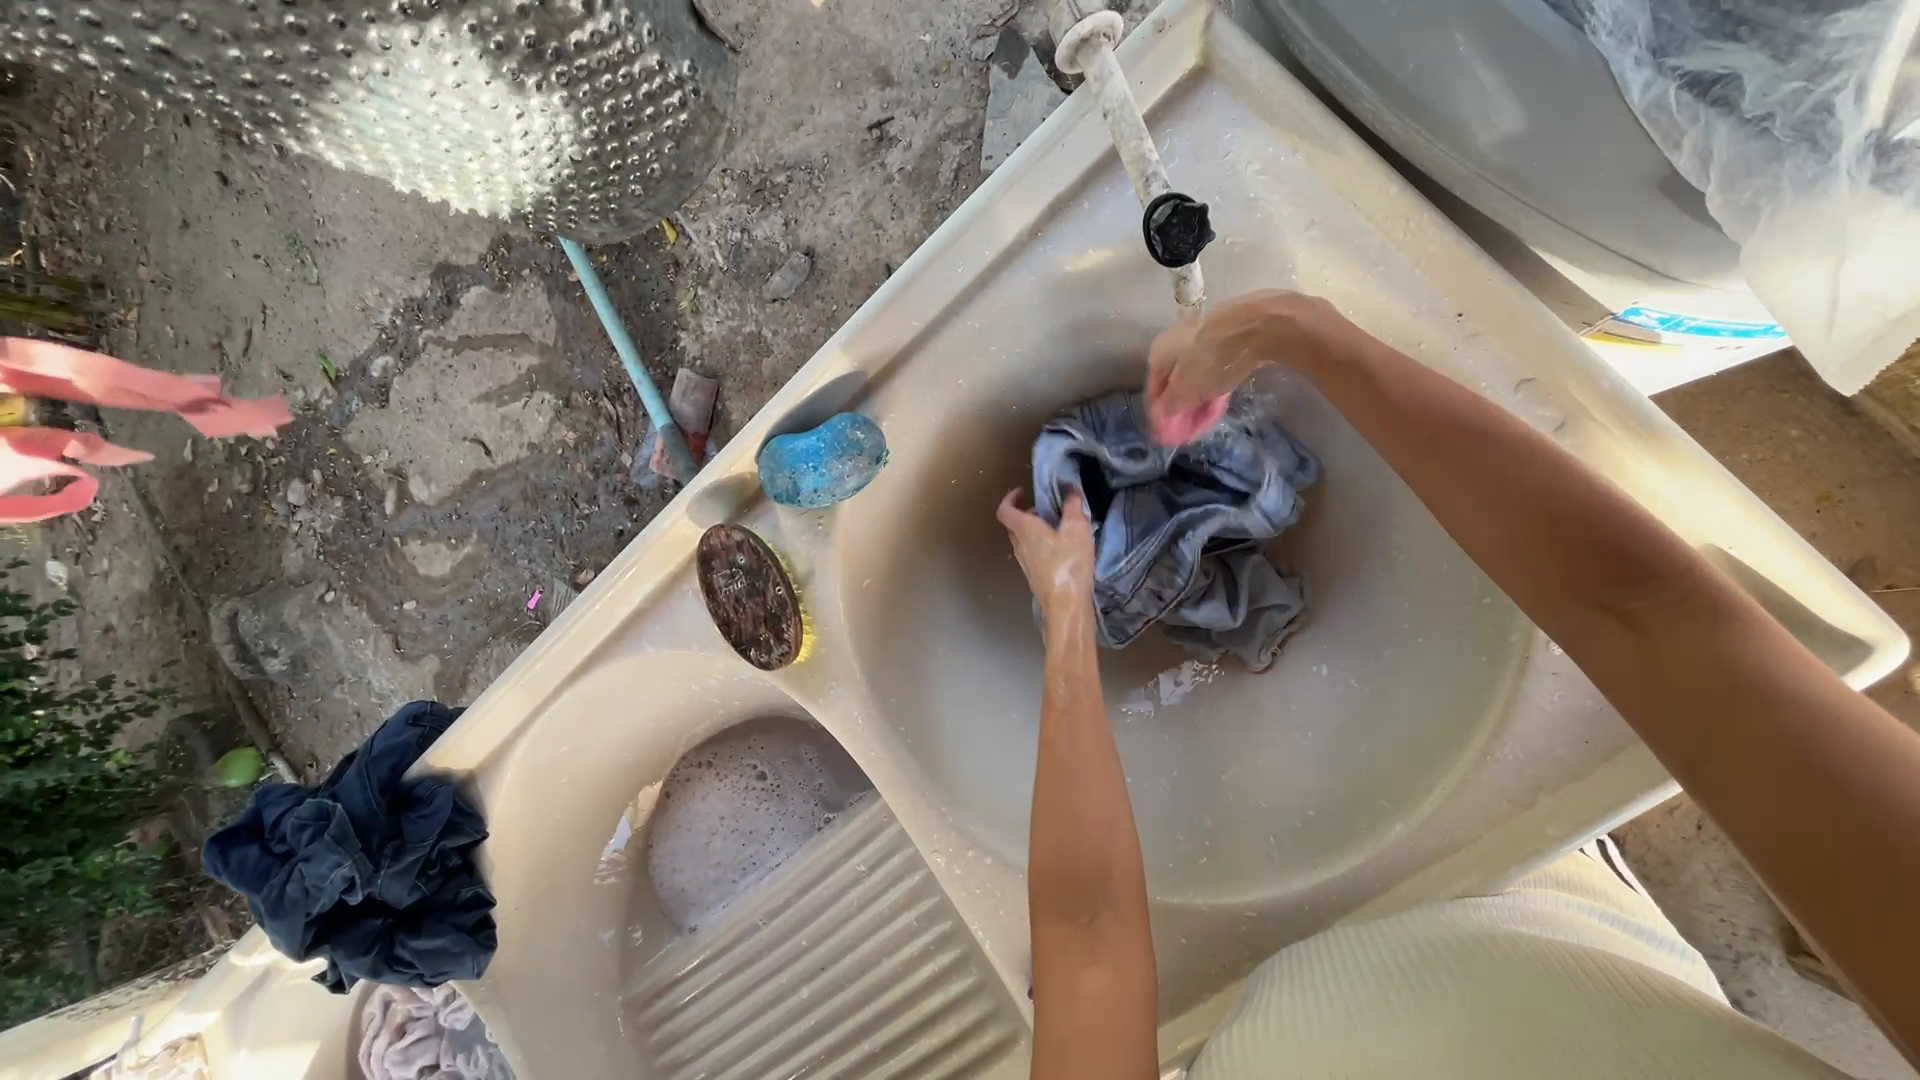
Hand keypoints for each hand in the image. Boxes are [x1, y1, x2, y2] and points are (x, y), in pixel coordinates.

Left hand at [997, 488, 1094, 619]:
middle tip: (1043, 509)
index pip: (1005, 510)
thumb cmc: (1068, 562)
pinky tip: (1061, 550)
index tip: (1022, 491)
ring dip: (1033, 531)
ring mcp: (1025, 563)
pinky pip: (1031, 555)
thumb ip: (1073, 506)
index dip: (1010, 498)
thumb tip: (1070, 488)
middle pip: (1013, 525)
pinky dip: (1040, 546)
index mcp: (1025, 530)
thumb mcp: (1077, 528)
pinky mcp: (1034, 576)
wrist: (1065, 604)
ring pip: (1022, 541)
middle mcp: (1019, 545)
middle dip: (1025, 514)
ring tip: (1056, 528)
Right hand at [1145, 289, 1350, 443]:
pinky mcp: (1227, 335)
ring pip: (1196, 373)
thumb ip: (1169, 407)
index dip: (1160, 414)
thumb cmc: (1213, 361)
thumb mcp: (1186, 391)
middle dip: (1182, 405)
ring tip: (1209, 414)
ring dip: (1199, 395)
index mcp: (1159, 352)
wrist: (1257, 325)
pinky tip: (1223, 395)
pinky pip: (1215, 366)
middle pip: (1175, 381)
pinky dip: (1215, 382)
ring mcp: (1202, 336)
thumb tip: (1158, 417)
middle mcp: (1176, 341)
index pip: (1153, 390)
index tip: (1171, 432)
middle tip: (1192, 426)